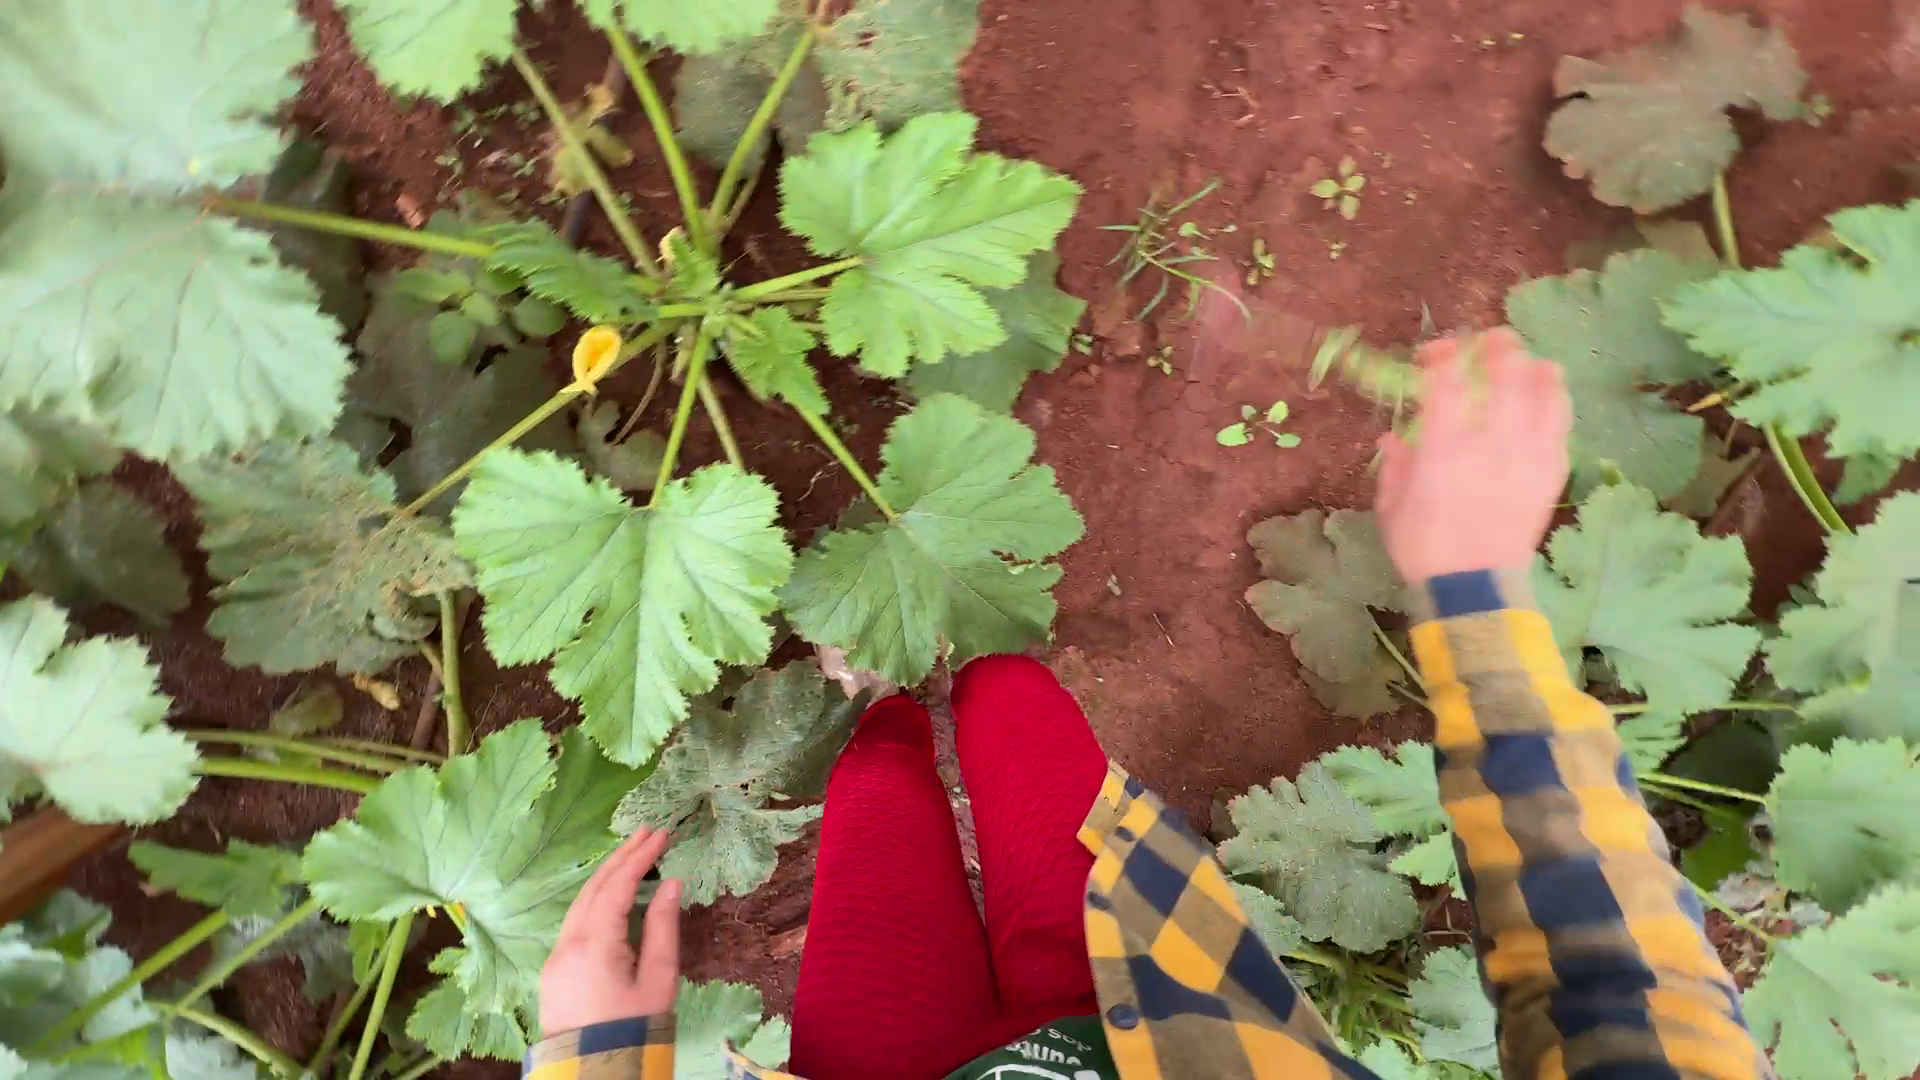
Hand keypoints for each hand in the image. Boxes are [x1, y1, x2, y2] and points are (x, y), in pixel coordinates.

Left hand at [539, 828, 681, 1036]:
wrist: (593, 1077)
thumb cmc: (635, 1027)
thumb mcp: (658, 978)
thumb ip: (662, 926)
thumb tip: (671, 884)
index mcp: (594, 944)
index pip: (617, 886)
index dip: (640, 857)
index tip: (662, 833)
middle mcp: (567, 945)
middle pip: (594, 888)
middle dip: (621, 856)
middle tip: (647, 831)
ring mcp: (556, 958)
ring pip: (580, 902)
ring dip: (607, 874)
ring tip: (632, 852)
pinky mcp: (554, 971)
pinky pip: (575, 920)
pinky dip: (596, 895)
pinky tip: (612, 890)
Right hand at [1376, 328, 1571, 582]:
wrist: (1473, 587)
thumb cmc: (1421, 548)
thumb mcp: (1390, 506)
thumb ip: (1395, 465)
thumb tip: (1393, 436)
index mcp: (1442, 452)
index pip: (1447, 381)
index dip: (1442, 355)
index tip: (1432, 353)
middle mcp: (1491, 444)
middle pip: (1506, 370)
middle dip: (1494, 346)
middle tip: (1483, 343)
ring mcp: (1528, 455)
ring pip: (1545, 388)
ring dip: (1530, 366)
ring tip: (1520, 363)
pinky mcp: (1553, 470)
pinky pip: (1562, 420)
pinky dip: (1552, 399)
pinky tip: (1541, 397)